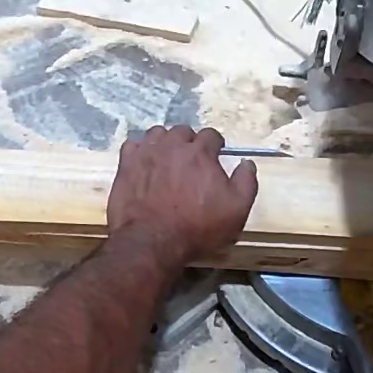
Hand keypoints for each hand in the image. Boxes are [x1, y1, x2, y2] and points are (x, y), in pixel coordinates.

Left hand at [107, 125, 258, 267]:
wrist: (152, 241)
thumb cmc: (197, 228)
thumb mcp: (236, 210)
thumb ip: (246, 182)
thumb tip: (247, 162)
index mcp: (200, 153)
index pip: (211, 135)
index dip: (214, 145)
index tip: (214, 155)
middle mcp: (172, 146)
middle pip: (182, 132)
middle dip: (189, 142)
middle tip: (189, 160)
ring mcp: (146, 153)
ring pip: (157, 134)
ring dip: (164, 142)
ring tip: (166, 158)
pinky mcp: (125, 165)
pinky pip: (132, 145)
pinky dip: (139, 150)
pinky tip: (143, 162)